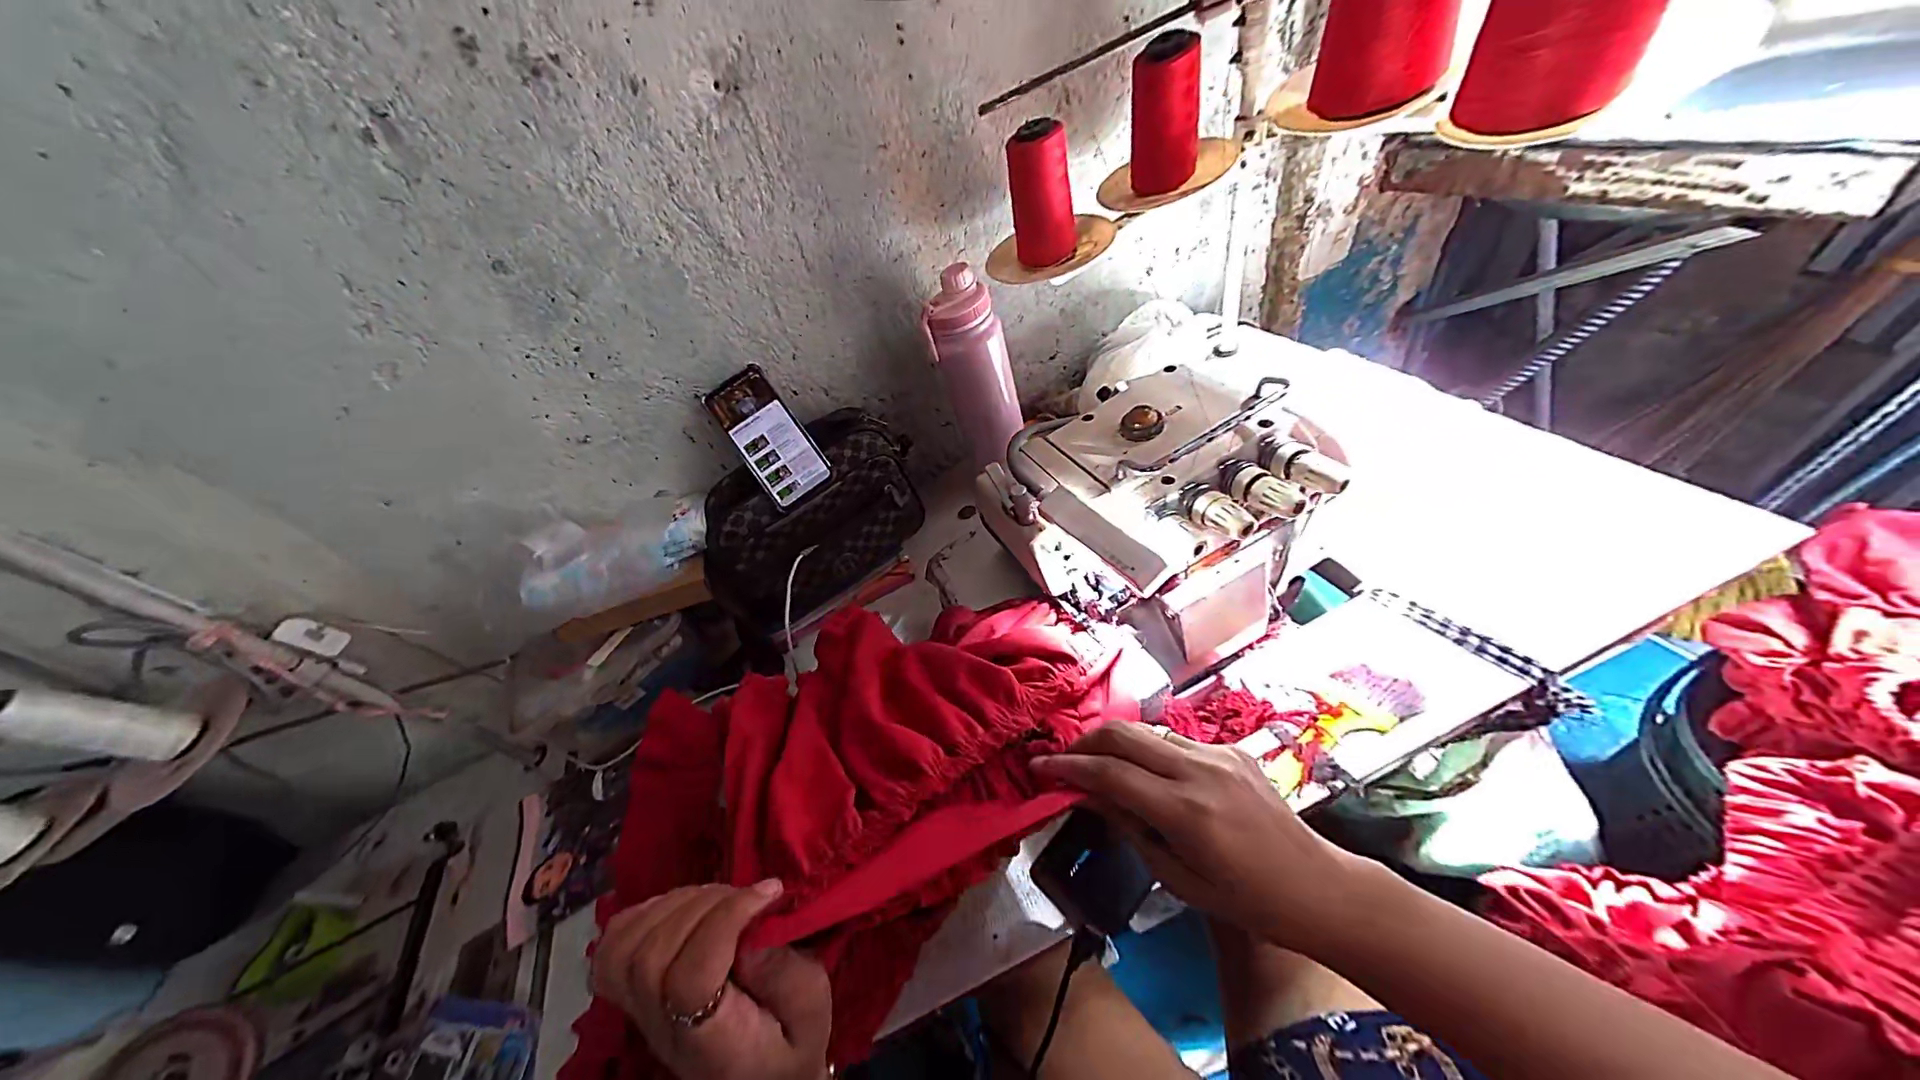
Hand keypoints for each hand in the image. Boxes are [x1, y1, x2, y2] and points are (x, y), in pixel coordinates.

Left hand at [591, 881, 830, 1079]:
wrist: (758, 1072)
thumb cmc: (790, 1041)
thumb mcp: (812, 1013)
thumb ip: (790, 978)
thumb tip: (754, 935)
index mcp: (712, 1044)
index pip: (688, 982)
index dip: (724, 922)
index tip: (769, 893)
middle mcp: (663, 1031)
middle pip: (651, 959)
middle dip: (705, 906)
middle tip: (749, 895)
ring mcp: (638, 1013)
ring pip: (625, 948)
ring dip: (677, 903)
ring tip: (720, 897)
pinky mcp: (631, 992)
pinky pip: (612, 945)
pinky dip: (643, 913)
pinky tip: (683, 907)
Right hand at [1031, 722, 1371, 951]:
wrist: (1317, 886)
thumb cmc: (1245, 900)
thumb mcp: (1176, 876)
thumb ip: (1128, 826)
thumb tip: (1086, 795)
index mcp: (1186, 811)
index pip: (1110, 774)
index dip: (1068, 767)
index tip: (1038, 767)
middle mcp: (1201, 770)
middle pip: (1123, 734)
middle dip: (1084, 742)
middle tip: (1063, 760)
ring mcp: (1219, 754)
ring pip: (1147, 731)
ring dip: (1115, 743)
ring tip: (1098, 764)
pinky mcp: (1232, 749)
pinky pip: (1175, 741)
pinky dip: (1149, 751)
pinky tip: (1146, 773)